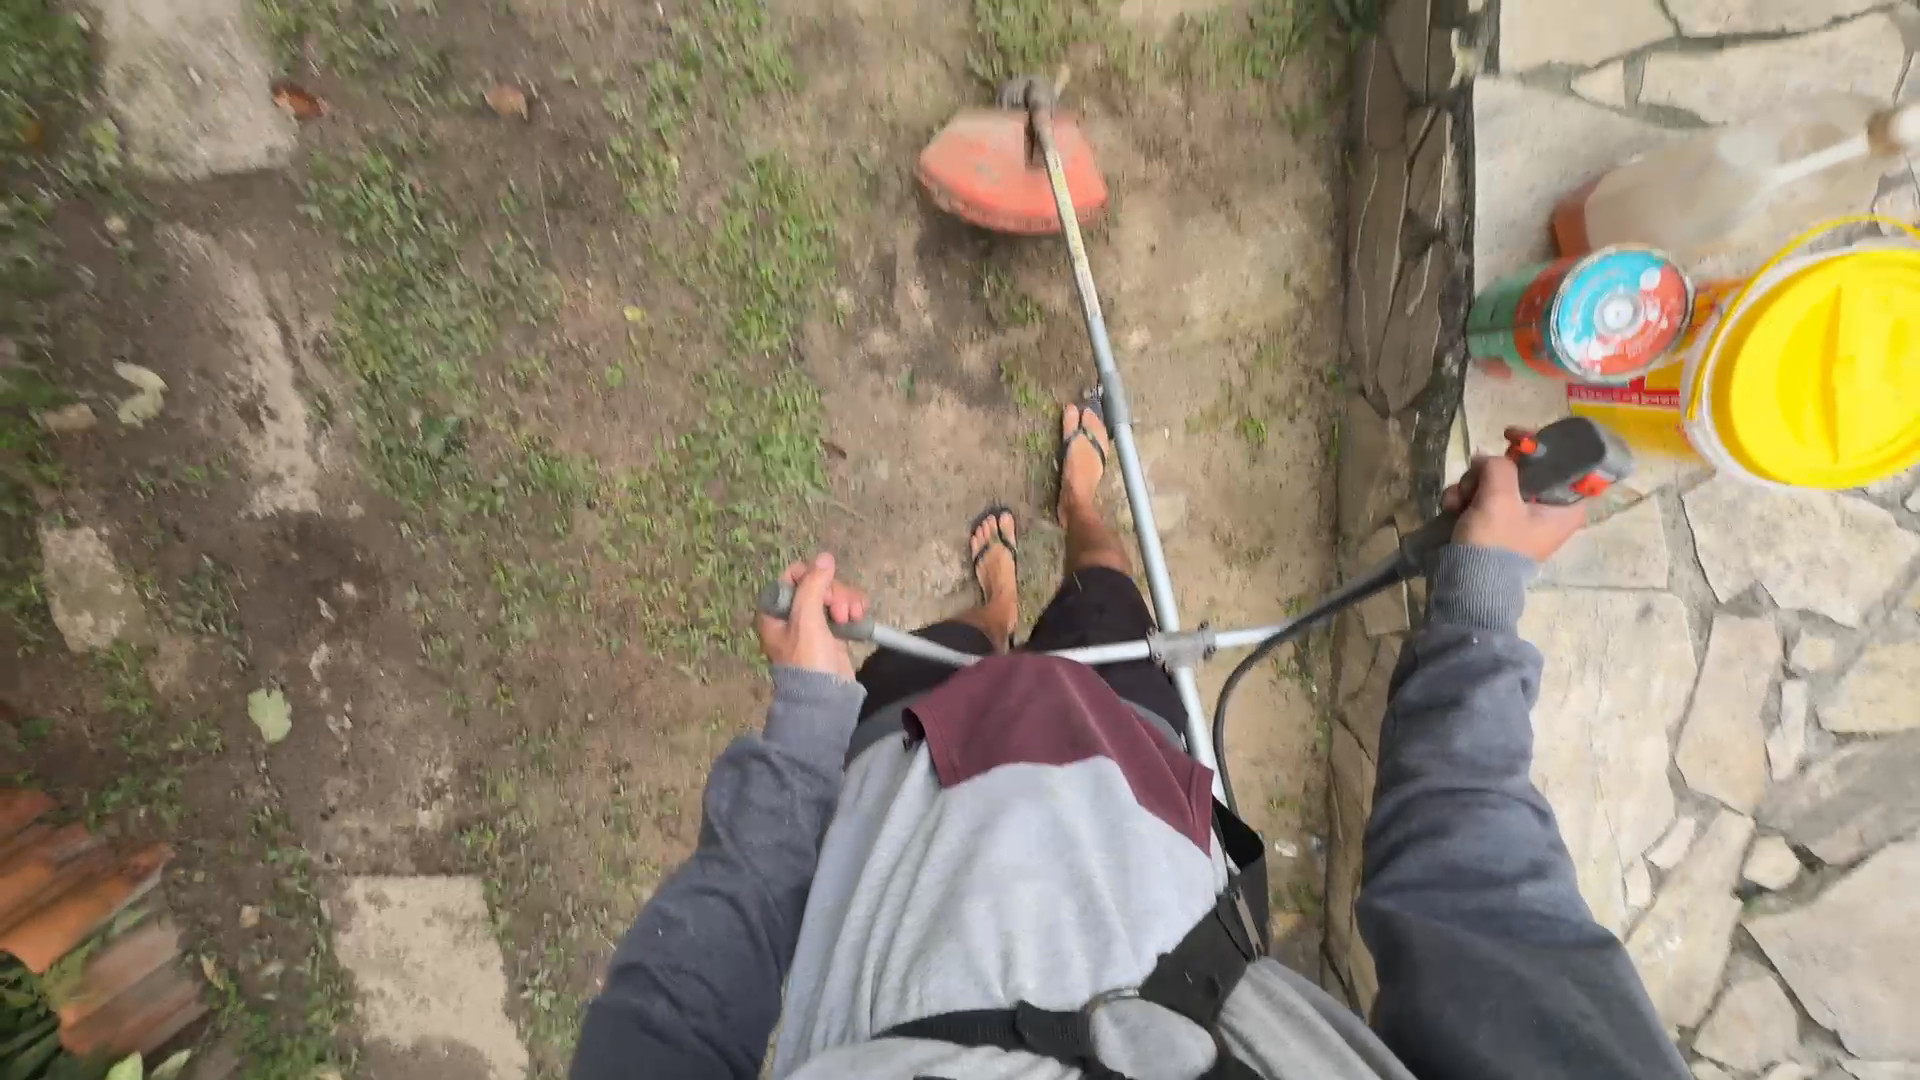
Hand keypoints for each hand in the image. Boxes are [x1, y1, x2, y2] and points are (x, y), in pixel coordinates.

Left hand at [754, 552, 868, 679]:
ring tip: (853, 616)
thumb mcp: (806, 620)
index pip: (794, 575)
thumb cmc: (808, 659)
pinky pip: (844, 607)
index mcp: (775, 610)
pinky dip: (854, 608)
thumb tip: (825, 556)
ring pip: (834, 594)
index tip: (824, 592)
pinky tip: (859, 618)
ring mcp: (814, 622)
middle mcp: (792, 613)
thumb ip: (814, 586)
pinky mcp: (833, 630)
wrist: (825, 697)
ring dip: (847, 600)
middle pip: (818, 583)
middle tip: (840, 611)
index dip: (813, 578)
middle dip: (835, 592)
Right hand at [1443, 433, 1587, 562]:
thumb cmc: (1495, 541)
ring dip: (1469, 486)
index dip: (1536, 446)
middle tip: (1474, 481)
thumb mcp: (1499, 498)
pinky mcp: (1492, 526)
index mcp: (1566, 507)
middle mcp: (1545, 511)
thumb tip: (1487, 459)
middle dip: (1489, 473)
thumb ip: (1499, 467)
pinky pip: (1478, 500)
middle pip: (1519, 472)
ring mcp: (1517, 519)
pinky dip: (1462, 500)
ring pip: (1493, 484)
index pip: (1562, 463)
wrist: (1468, 583)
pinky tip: (1451, 509)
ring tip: (1457, 502)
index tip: (1511, 436)